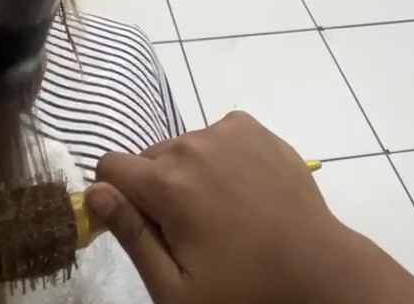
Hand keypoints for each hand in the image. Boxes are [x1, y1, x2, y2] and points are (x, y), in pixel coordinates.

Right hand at [86, 112, 362, 303]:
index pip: (109, 167)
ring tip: (224, 212)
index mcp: (166, 182)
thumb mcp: (177, 290)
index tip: (141, 226)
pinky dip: (219, 157)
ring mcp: (224, 129)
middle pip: (149, 159)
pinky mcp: (251, 126)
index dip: (115, 197)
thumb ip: (131, 235)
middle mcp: (190, 143)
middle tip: (192, 231)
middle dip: (157, 189)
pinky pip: (215, 136)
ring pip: (183, 147)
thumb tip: (93, 192)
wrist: (320, 272)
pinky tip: (242, 189)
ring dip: (190, 173)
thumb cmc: (244, 290)